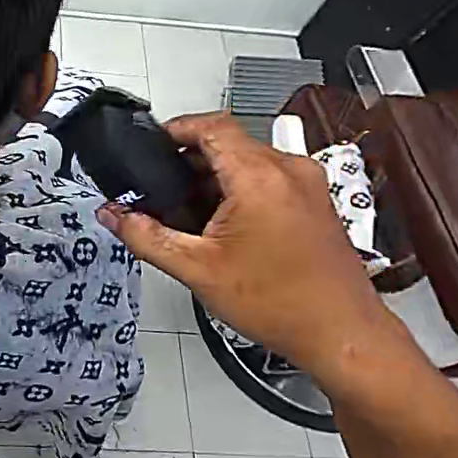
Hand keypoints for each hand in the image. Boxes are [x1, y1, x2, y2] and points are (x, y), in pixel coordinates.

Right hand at [97, 113, 404, 376]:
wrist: (339, 332)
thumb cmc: (286, 305)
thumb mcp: (199, 271)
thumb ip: (147, 237)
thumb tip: (118, 216)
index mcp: (260, 178)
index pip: (210, 125)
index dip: (175, 129)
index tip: (154, 143)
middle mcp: (289, 171)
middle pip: (228, 142)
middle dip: (190, 162)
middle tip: (165, 191)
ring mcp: (307, 184)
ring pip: (249, 161)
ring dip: (216, 178)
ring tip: (194, 216)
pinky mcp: (315, 200)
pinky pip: (270, 178)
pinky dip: (241, 190)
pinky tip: (226, 227)